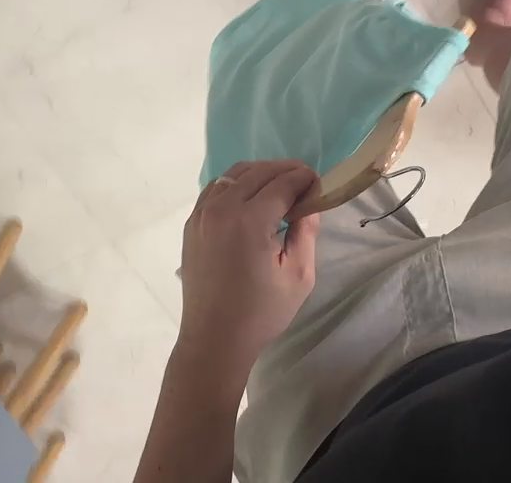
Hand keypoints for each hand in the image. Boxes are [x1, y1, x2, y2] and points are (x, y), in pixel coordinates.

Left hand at [175, 160, 320, 380]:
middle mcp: (222, 208)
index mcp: (249, 221)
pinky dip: (236, 183)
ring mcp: (202, 213)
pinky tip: (250, 197)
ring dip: (260, 173)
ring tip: (279, 186)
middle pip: (259, 172)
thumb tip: (310, 203)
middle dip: (285, 171)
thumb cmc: (260, 313)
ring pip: (235, 174)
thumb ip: (307, 233)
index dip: (303, 178)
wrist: (213, 340)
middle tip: (304, 182)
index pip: (282, 183)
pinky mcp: (192, 222)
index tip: (318, 182)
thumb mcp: (298, 277)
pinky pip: (216, 188)